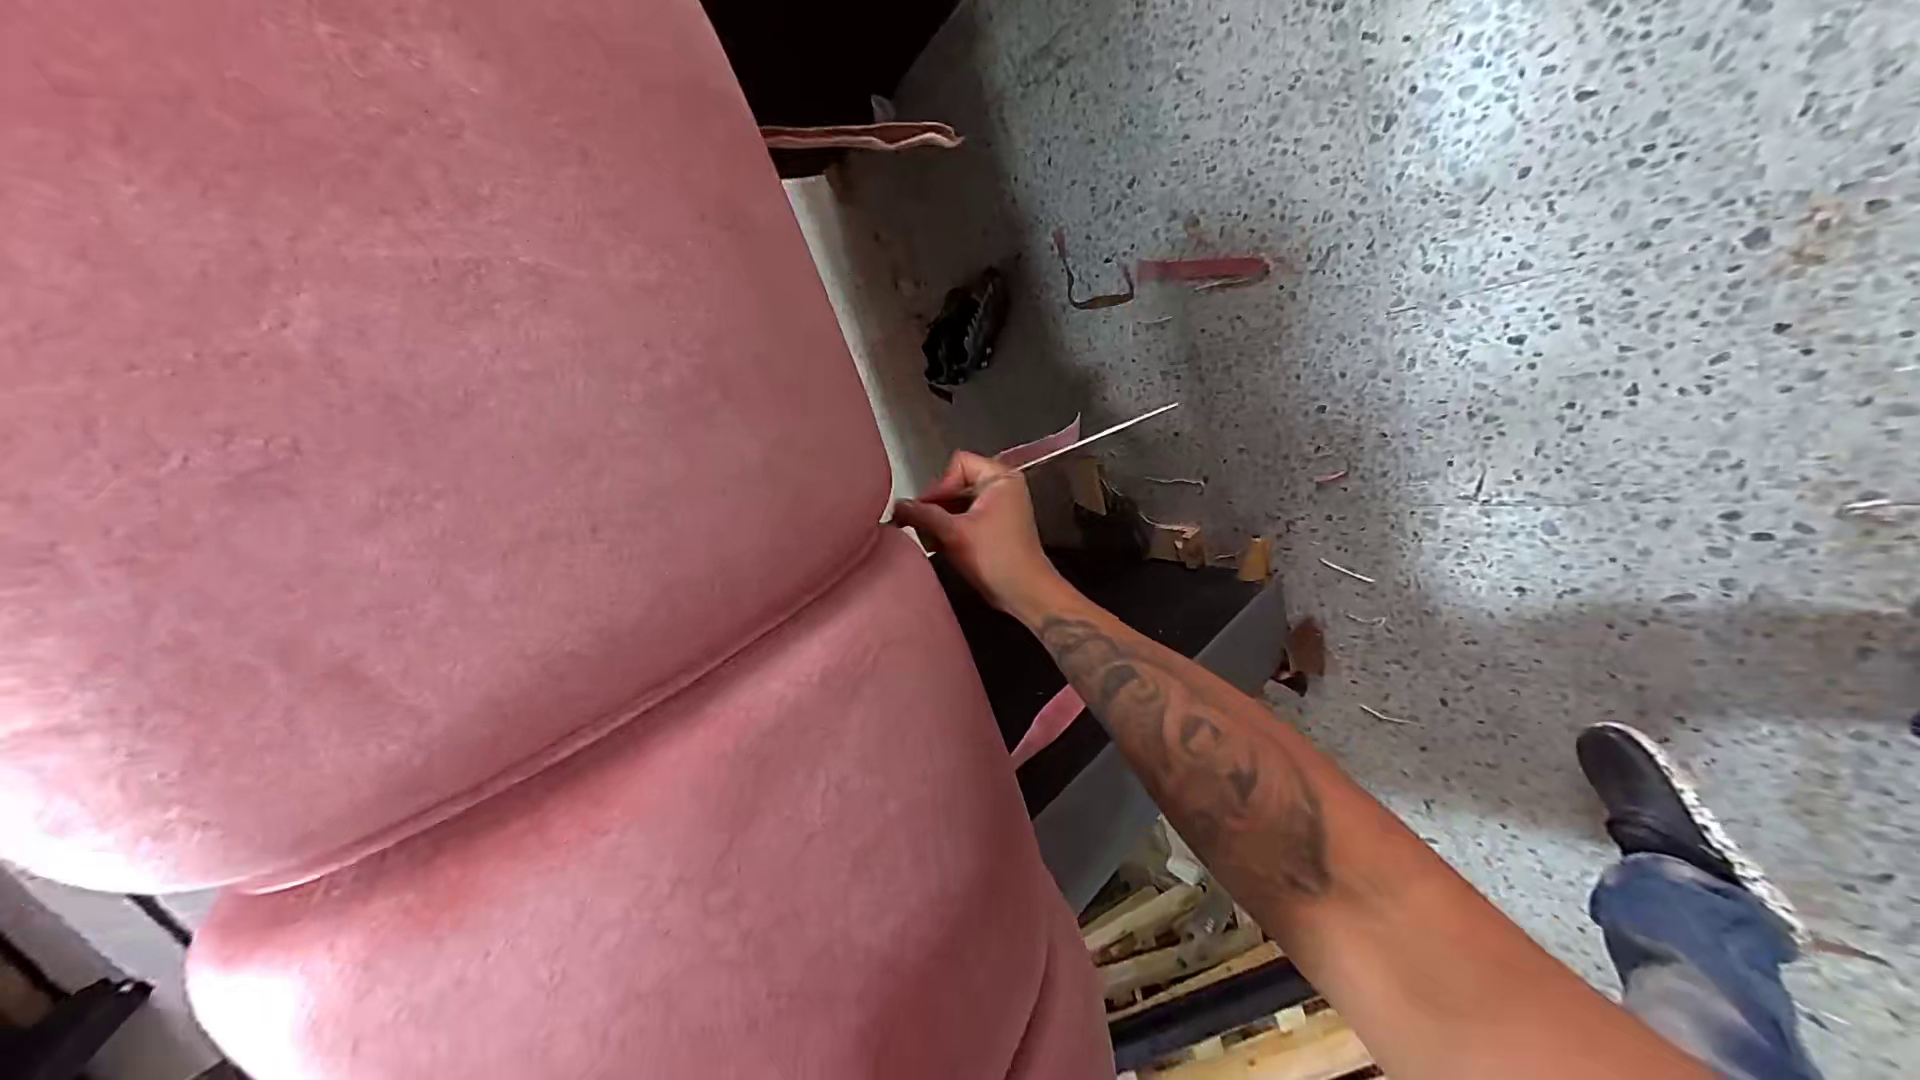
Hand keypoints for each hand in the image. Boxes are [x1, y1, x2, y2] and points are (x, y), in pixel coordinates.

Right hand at [891, 451, 1068, 620]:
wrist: (1024, 593)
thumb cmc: (995, 558)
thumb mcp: (954, 533)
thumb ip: (922, 514)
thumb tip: (897, 506)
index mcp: (1000, 477)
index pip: (958, 464)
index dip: (940, 486)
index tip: (927, 510)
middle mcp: (1001, 487)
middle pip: (955, 484)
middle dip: (936, 507)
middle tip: (923, 528)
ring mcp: (998, 507)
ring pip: (956, 503)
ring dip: (940, 521)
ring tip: (931, 541)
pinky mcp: (993, 527)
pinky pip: (963, 518)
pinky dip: (949, 530)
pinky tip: (938, 546)